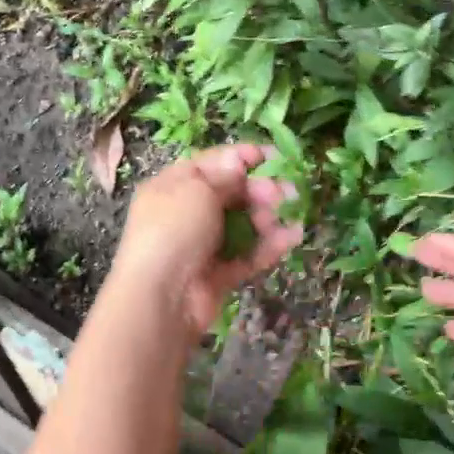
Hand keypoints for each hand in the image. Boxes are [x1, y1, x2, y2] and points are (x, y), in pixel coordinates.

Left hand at [105, 145, 303, 339]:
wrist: (160, 297)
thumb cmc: (173, 230)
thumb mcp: (196, 190)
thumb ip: (222, 177)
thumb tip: (237, 163)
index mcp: (172, 186)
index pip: (209, 164)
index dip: (239, 157)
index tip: (270, 156)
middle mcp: (186, 213)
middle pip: (229, 194)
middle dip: (259, 189)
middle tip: (285, 191)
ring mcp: (202, 245)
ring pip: (241, 225)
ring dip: (267, 217)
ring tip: (289, 215)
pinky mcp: (218, 274)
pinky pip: (247, 255)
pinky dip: (269, 246)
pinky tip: (293, 237)